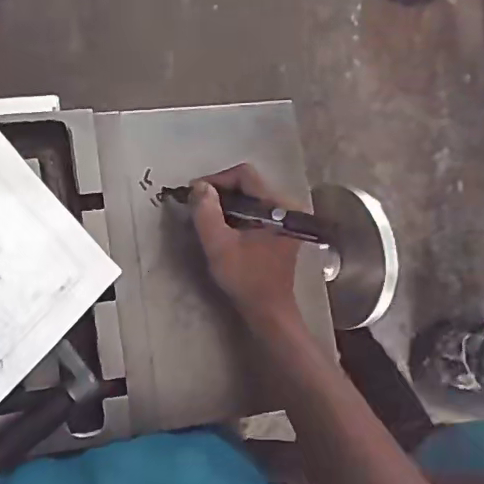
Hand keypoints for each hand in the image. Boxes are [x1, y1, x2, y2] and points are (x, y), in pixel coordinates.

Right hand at [189, 163, 302, 326]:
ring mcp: (287, 217)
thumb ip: (207, 212)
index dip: (216, 180)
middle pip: (248, 184)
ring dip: (227, 203)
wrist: (268, 309)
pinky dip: (236, 213)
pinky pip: (256, 209)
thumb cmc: (245, 278)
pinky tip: (223, 227)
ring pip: (250, 196)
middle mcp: (288, 205)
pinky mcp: (282, 228)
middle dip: (220, 192)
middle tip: (197, 206)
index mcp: (279, 205)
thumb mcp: (219, 245)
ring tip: (206, 217)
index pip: (244, 175)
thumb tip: (199, 186)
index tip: (195, 194)